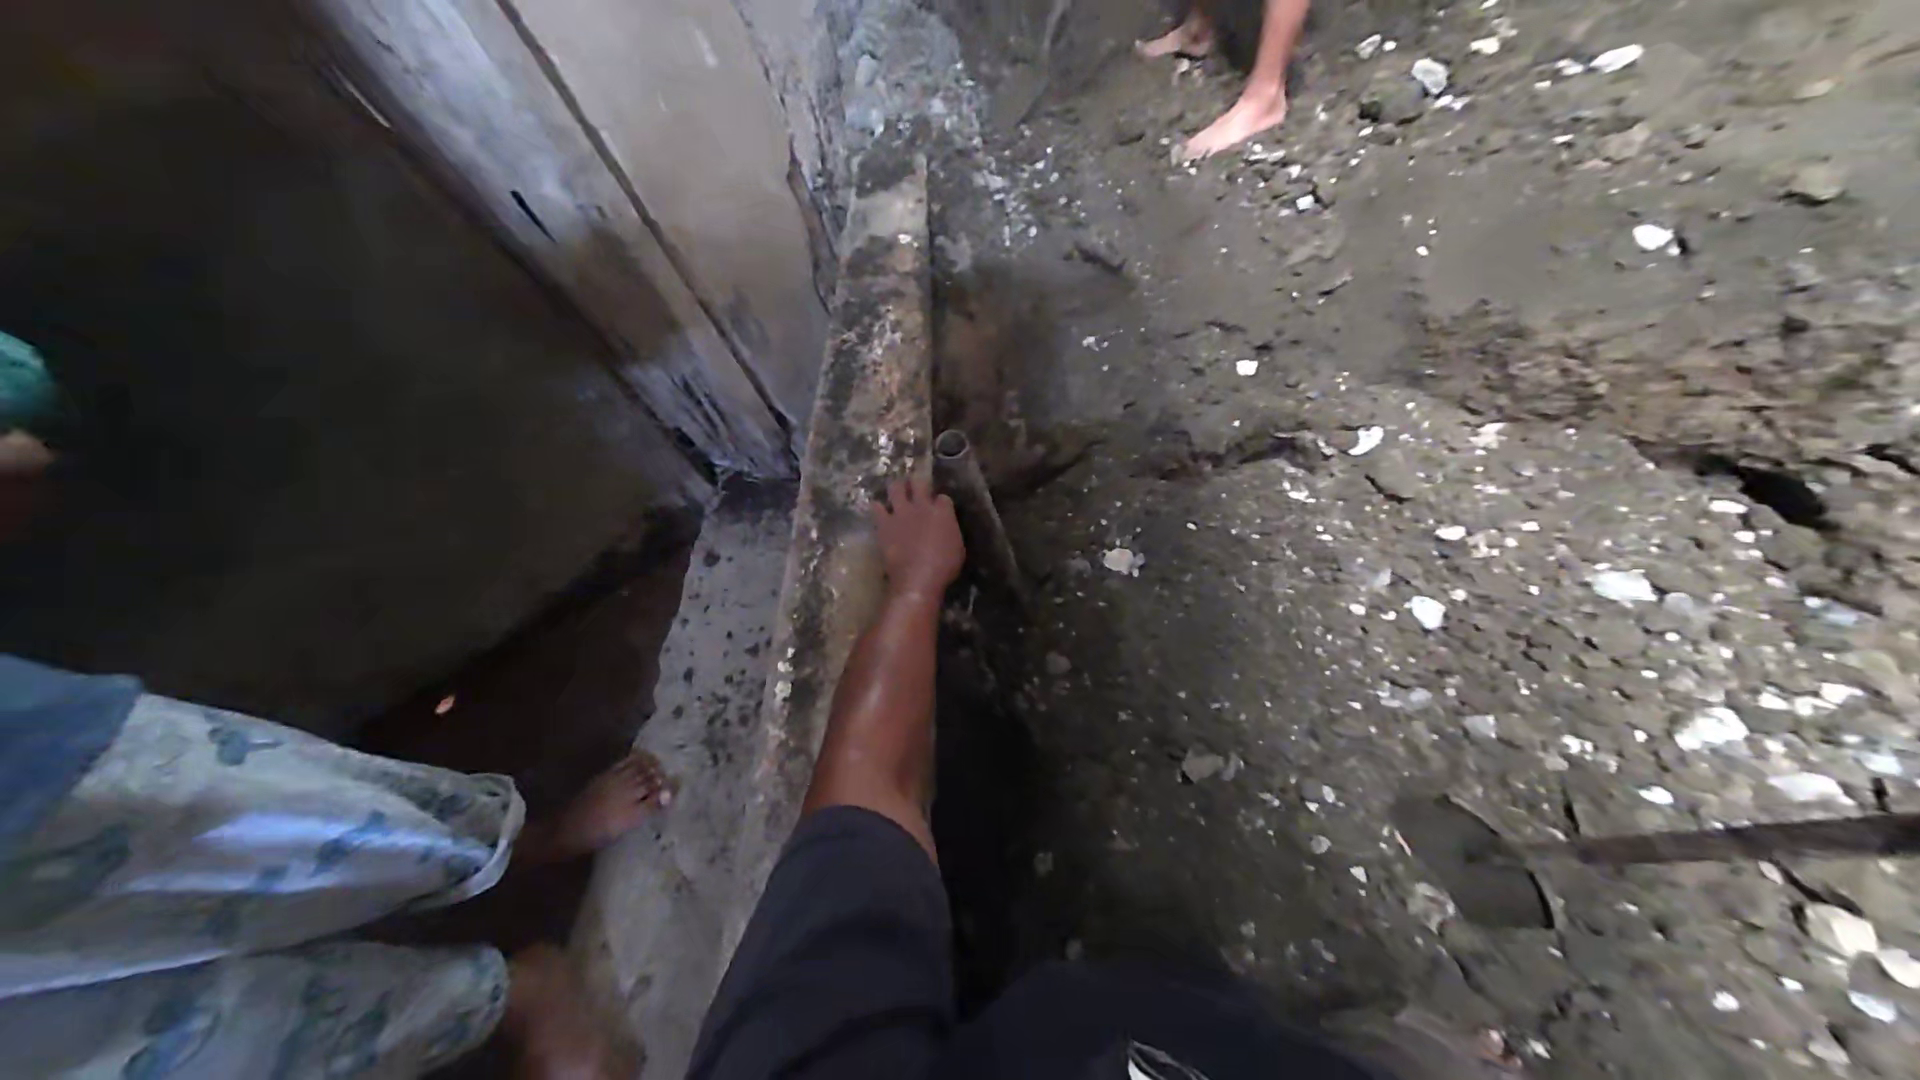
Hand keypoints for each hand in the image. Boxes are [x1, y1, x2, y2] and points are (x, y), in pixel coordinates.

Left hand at [873, 475, 964, 602]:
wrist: (918, 578)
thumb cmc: (944, 567)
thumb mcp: (958, 548)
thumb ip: (950, 532)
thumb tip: (946, 528)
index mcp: (942, 512)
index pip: (943, 497)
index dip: (941, 501)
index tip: (940, 507)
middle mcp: (921, 506)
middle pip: (919, 482)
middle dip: (918, 482)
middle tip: (915, 485)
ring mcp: (900, 513)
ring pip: (896, 488)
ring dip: (897, 487)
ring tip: (897, 489)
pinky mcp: (884, 524)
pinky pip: (876, 507)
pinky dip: (878, 507)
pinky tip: (879, 510)